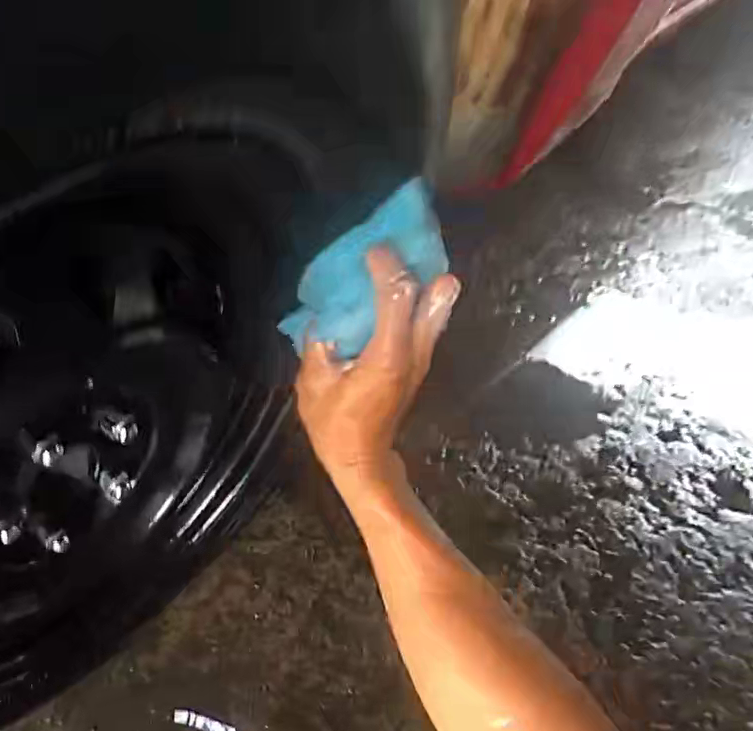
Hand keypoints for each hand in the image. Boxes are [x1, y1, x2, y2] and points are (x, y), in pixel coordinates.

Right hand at [294, 246, 460, 484]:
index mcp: (387, 355)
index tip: (371, 251)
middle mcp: (414, 352)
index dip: (386, 266)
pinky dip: (418, 302)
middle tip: (400, 249)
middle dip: (422, 265)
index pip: (398, 294)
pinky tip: (395, 297)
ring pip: (440, 307)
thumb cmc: (335, 427)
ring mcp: (422, 359)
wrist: (361, 459)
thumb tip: (324, 321)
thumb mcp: (313, 386)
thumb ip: (317, 347)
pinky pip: (429, 321)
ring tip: (400, 266)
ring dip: (425, 281)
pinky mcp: (419, 364)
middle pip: (437, 294)